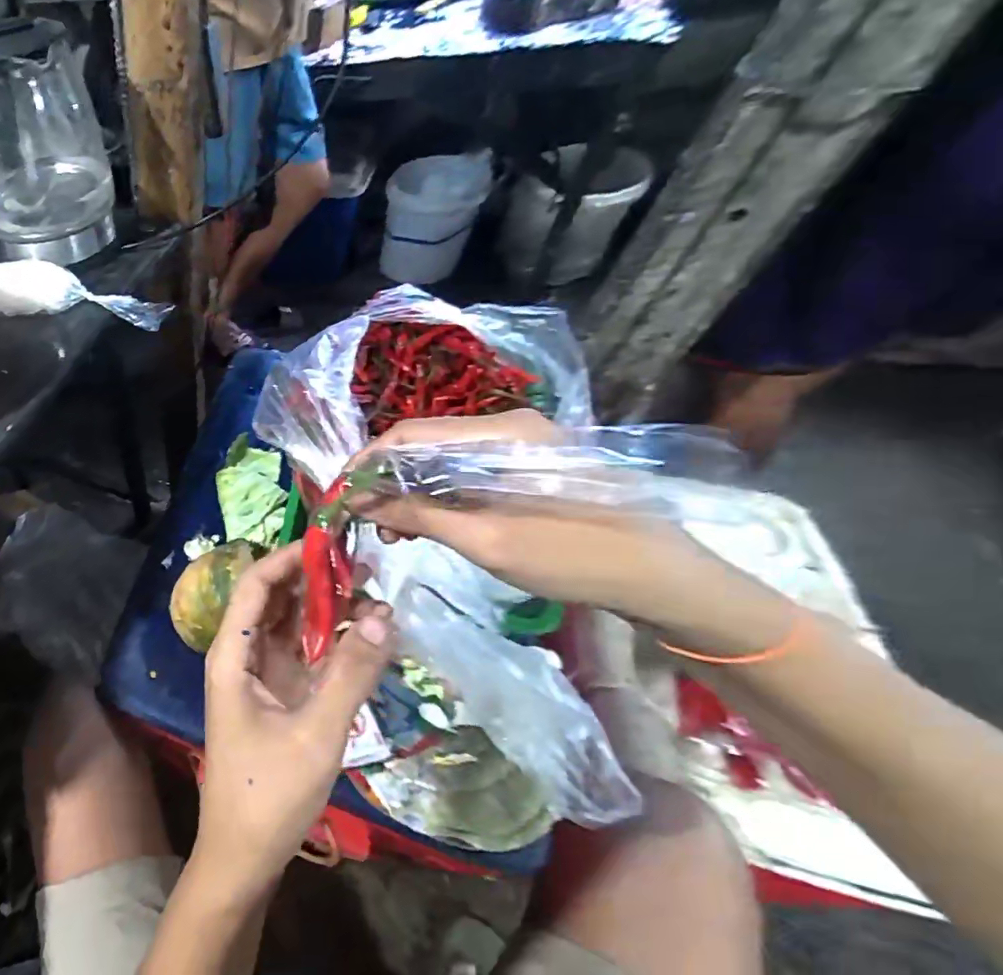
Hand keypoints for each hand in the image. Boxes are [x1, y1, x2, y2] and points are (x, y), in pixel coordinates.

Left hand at [196, 544, 397, 893]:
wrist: (244, 857)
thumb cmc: (269, 793)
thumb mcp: (316, 732)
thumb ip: (351, 673)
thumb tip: (384, 613)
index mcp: (233, 655)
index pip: (256, 585)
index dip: (289, 557)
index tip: (332, 542)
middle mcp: (243, 656)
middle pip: (277, 601)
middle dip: (315, 580)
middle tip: (365, 564)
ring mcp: (263, 677)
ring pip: (293, 627)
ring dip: (327, 609)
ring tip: (373, 592)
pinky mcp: (281, 698)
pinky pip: (306, 656)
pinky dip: (332, 642)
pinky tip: (365, 634)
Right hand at [347, 412, 755, 637]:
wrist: (663, 577)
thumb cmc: (575, 557)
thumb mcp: (488, 541)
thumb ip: (420, 515)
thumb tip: (362, 501)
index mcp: (499, 433)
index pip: (410, 434)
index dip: (368, 462)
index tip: (340, 495)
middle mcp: (504, 426)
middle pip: (423, 444)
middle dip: (385, 480)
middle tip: (362, 520)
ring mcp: (516, 445)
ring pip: (440, 460)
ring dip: (408, 491)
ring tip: (389, 529)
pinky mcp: (523, 467)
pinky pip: (464, 474)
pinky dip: (437, 497)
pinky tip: (423, 524)